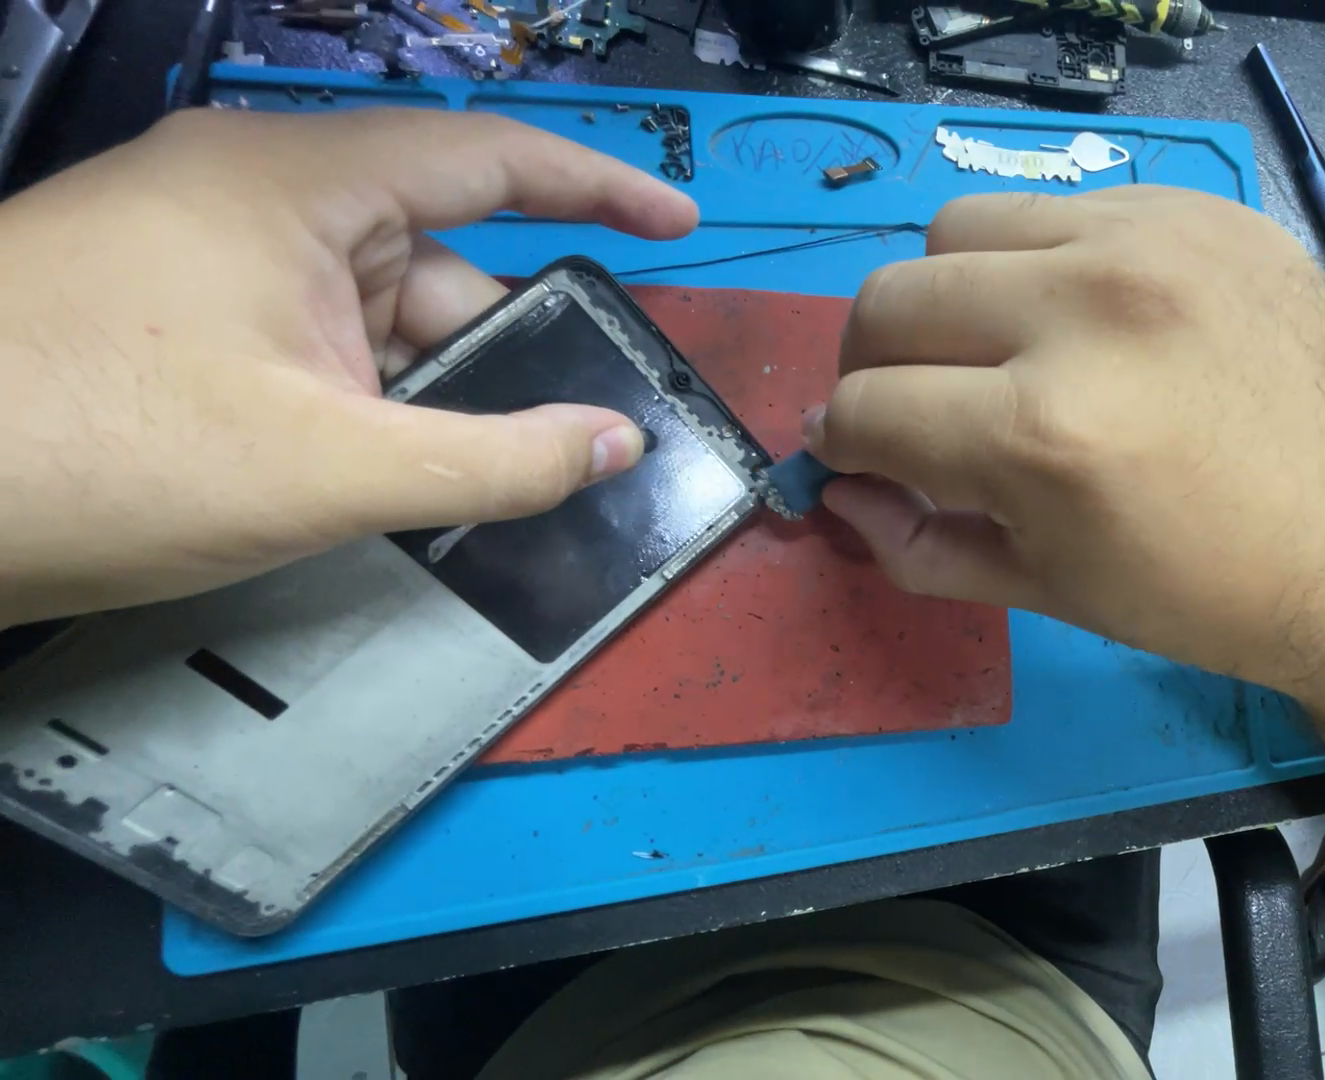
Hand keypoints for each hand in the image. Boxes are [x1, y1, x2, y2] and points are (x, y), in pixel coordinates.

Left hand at [0, 108, 695, 626]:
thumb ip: (500, 461)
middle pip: (454, 268)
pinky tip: (424, 472)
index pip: (489, 161)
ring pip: (408, 326)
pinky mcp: (218, 330)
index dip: (600, 188)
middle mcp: (273, 210)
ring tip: (496, 473)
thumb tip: (620, 444)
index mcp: (299, 189)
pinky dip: (408, 411)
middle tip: (585, 430)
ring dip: (460, 398)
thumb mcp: (331, 468)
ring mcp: (240, 272)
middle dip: (520, 352)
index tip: (678, 222)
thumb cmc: (86, 452)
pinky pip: (359, 357)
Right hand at [809, 186, 1324, 682]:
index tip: (853, 452)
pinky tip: (1080, 320)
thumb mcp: (1041, 591)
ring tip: (993, 351)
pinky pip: (1060, 207)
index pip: (869, 409)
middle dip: (870, 365)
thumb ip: (915, 545)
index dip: (841, 440)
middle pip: (890, 299)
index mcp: (1044, 432)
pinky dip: (1035, 263)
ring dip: (946, 297)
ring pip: (959, 227)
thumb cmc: (1196, 596)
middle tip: (909, 404)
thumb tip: (839, 491)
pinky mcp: (1207, 212)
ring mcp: (1154, 241)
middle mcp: (1088, 311)